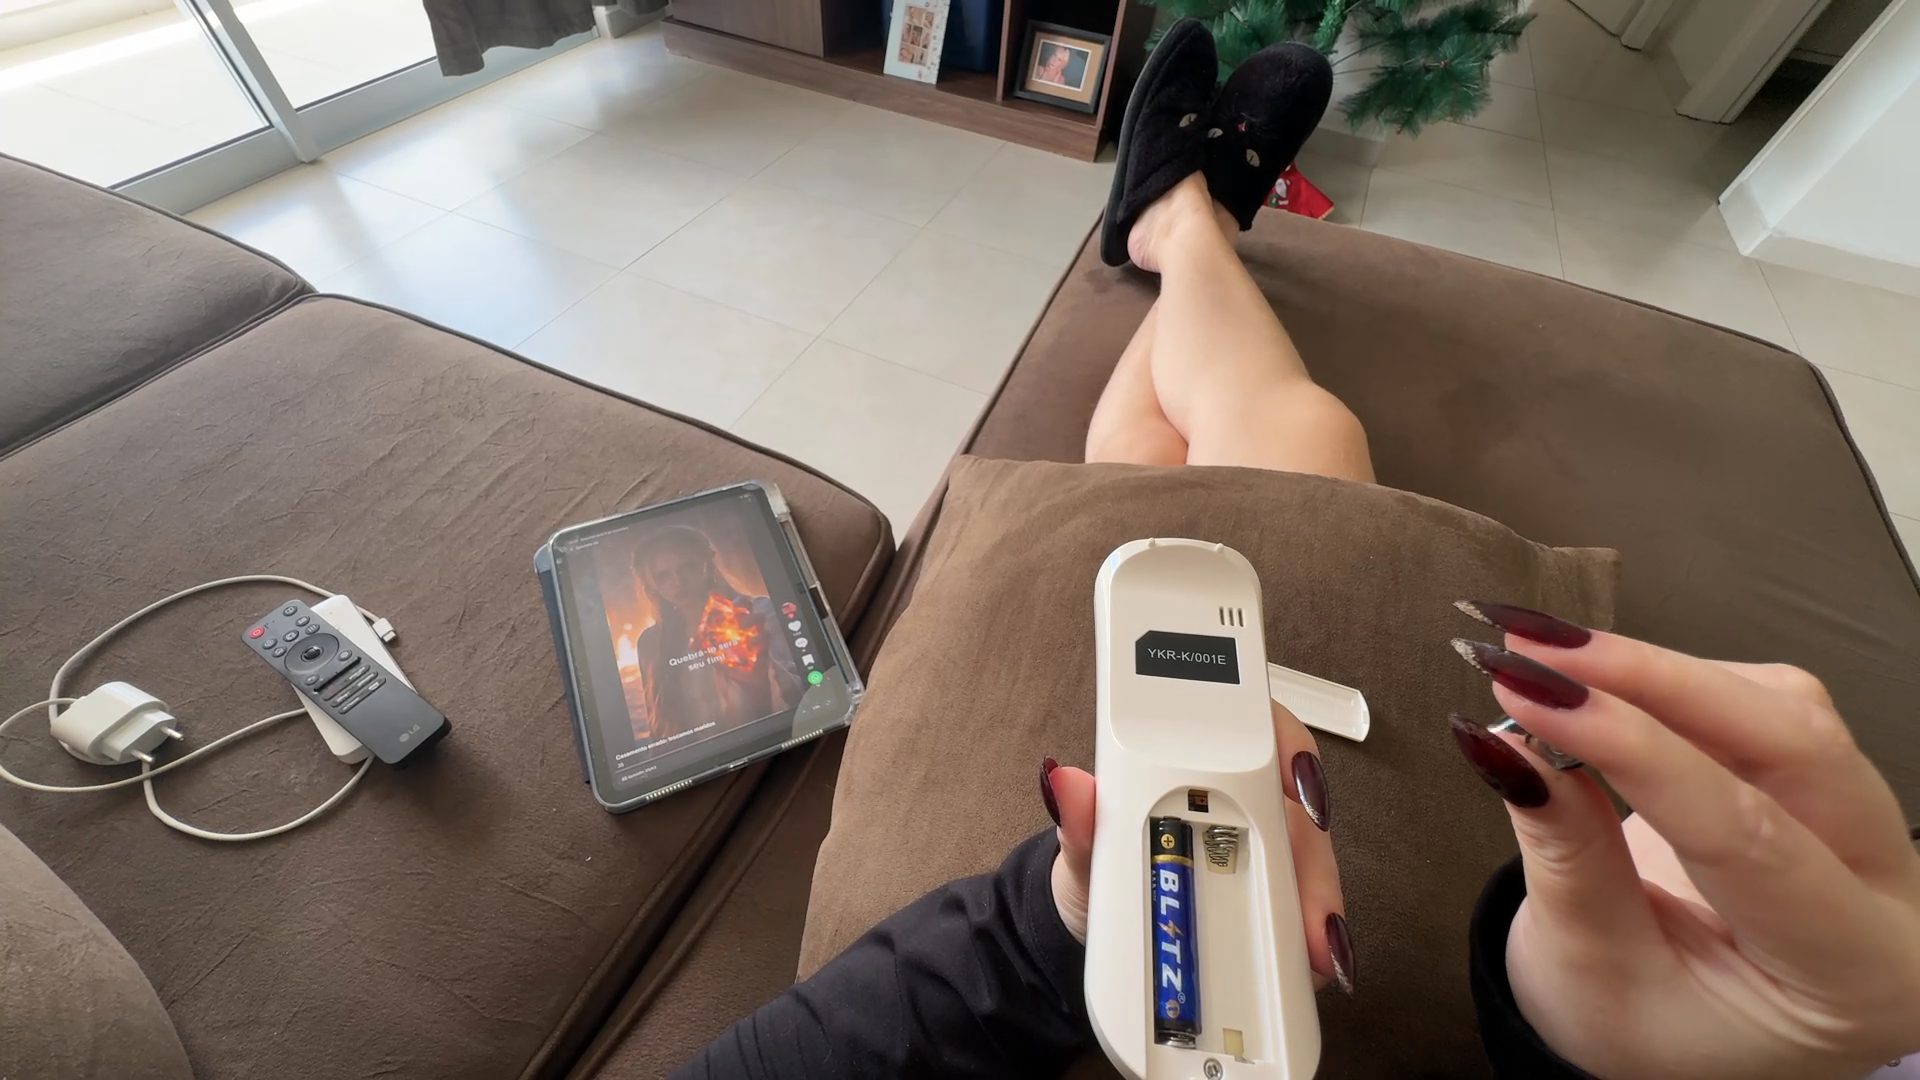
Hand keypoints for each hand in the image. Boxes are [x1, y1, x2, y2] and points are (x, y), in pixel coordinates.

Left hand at [1042, 700, 1353, 993]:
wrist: (1092, 927)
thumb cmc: (1093, 862)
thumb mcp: (1079, 847)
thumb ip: (1076, 820)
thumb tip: (1060, 782)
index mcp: (1186, 759)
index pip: (1248, 724)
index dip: (1285, 741)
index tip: (1296, 780)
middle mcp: (1230, 792)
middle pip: (1292, 798)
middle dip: (1308, 845)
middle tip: (1308, 894)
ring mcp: (1255, 842)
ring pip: (1308, 853)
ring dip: (1319, 896)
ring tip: (1320, 947)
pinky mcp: (1268, 894)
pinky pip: (1304, 904)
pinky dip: (1315, 933)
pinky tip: (1319, 962)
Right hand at [1449, 603, 1919, 1079]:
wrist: (1667, 1023)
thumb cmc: (1632, 1019)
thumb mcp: (1585, 957)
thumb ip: (1562, 850)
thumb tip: (1502, 745)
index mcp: (1851, 973)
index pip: (1745, 834)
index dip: (1625, 745)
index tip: (1521, 688)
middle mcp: (1891, 895)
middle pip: (1795, 745)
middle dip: (1651, 677)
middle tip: (1528, 642)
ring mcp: (1861, 833)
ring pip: (1778, 706)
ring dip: (1648, 667)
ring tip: (1536, 656)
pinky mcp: (1805, 788)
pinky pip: (1749, 699)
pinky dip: (1653, 675)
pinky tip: (1585, 679)